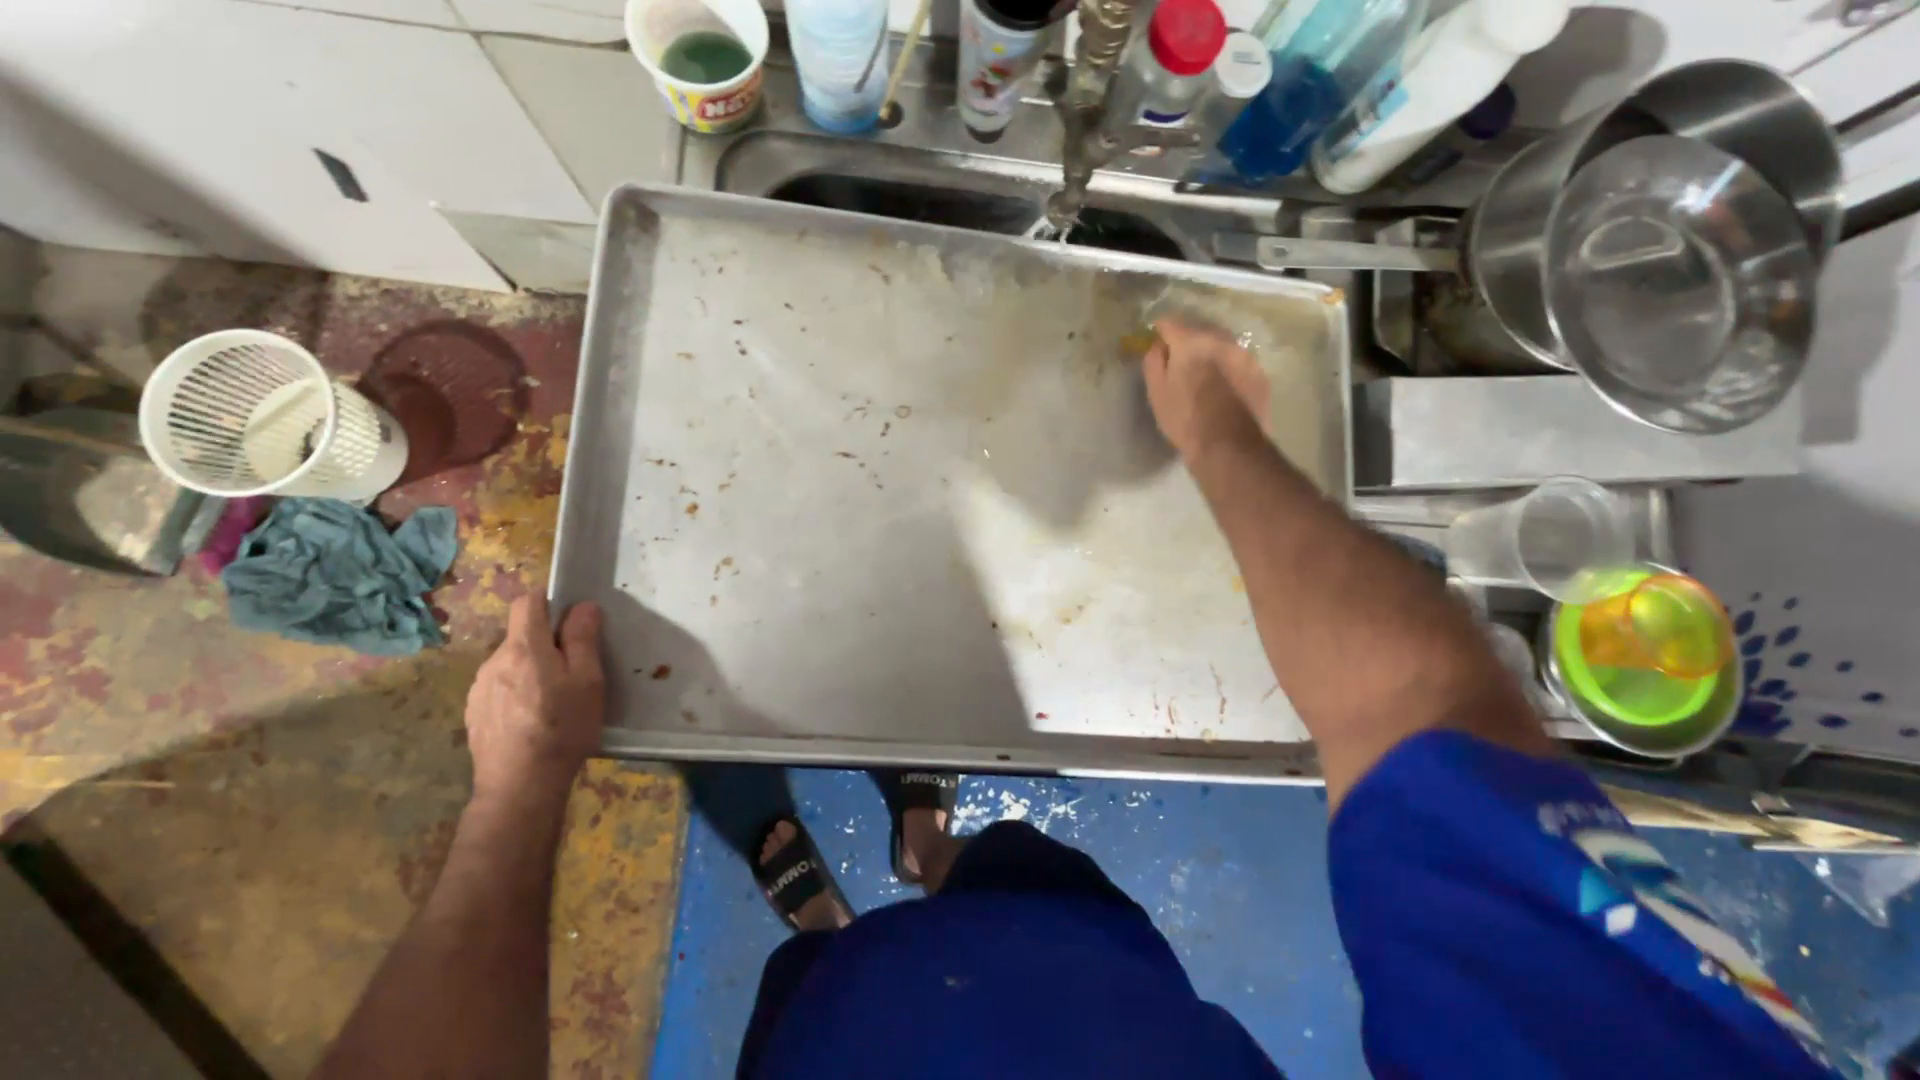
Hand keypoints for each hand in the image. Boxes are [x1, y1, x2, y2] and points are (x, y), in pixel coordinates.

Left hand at [464, 593, 604, 802]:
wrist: (520, 786)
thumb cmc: (563, 728)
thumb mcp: (588, 681)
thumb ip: (583, 639)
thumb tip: (581, 606)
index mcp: (524, 647)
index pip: (527, 602)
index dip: (549, 603)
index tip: (570, 623)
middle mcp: (493, 660)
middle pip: (520, 636)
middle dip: (545, 645)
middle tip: (572, 673)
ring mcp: (479, 688)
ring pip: (510, 664)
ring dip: (530, 672)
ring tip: (552, 703)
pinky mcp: (473, 712)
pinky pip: (498, 689)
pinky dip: (516, 694)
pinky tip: (531, 721)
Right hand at [1140, 316, 1270, 461]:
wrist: (1229, 446)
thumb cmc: (1185, 418)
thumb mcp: (1156, 392)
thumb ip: (1154, 361)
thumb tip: (1158, 346)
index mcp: (1192, 341)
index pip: (1170, 322)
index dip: (1160, 331)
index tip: (1157, 343)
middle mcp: (1222, 340)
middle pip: (1201, 330)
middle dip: (1189, 341)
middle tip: (1181, 362)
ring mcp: (1246, 356)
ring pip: (1223, 345)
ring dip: (1212, 354)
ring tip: (1206, 376)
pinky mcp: (1260, 374)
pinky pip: (1239, 363)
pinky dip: (1230, 369)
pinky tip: (1225, 390)